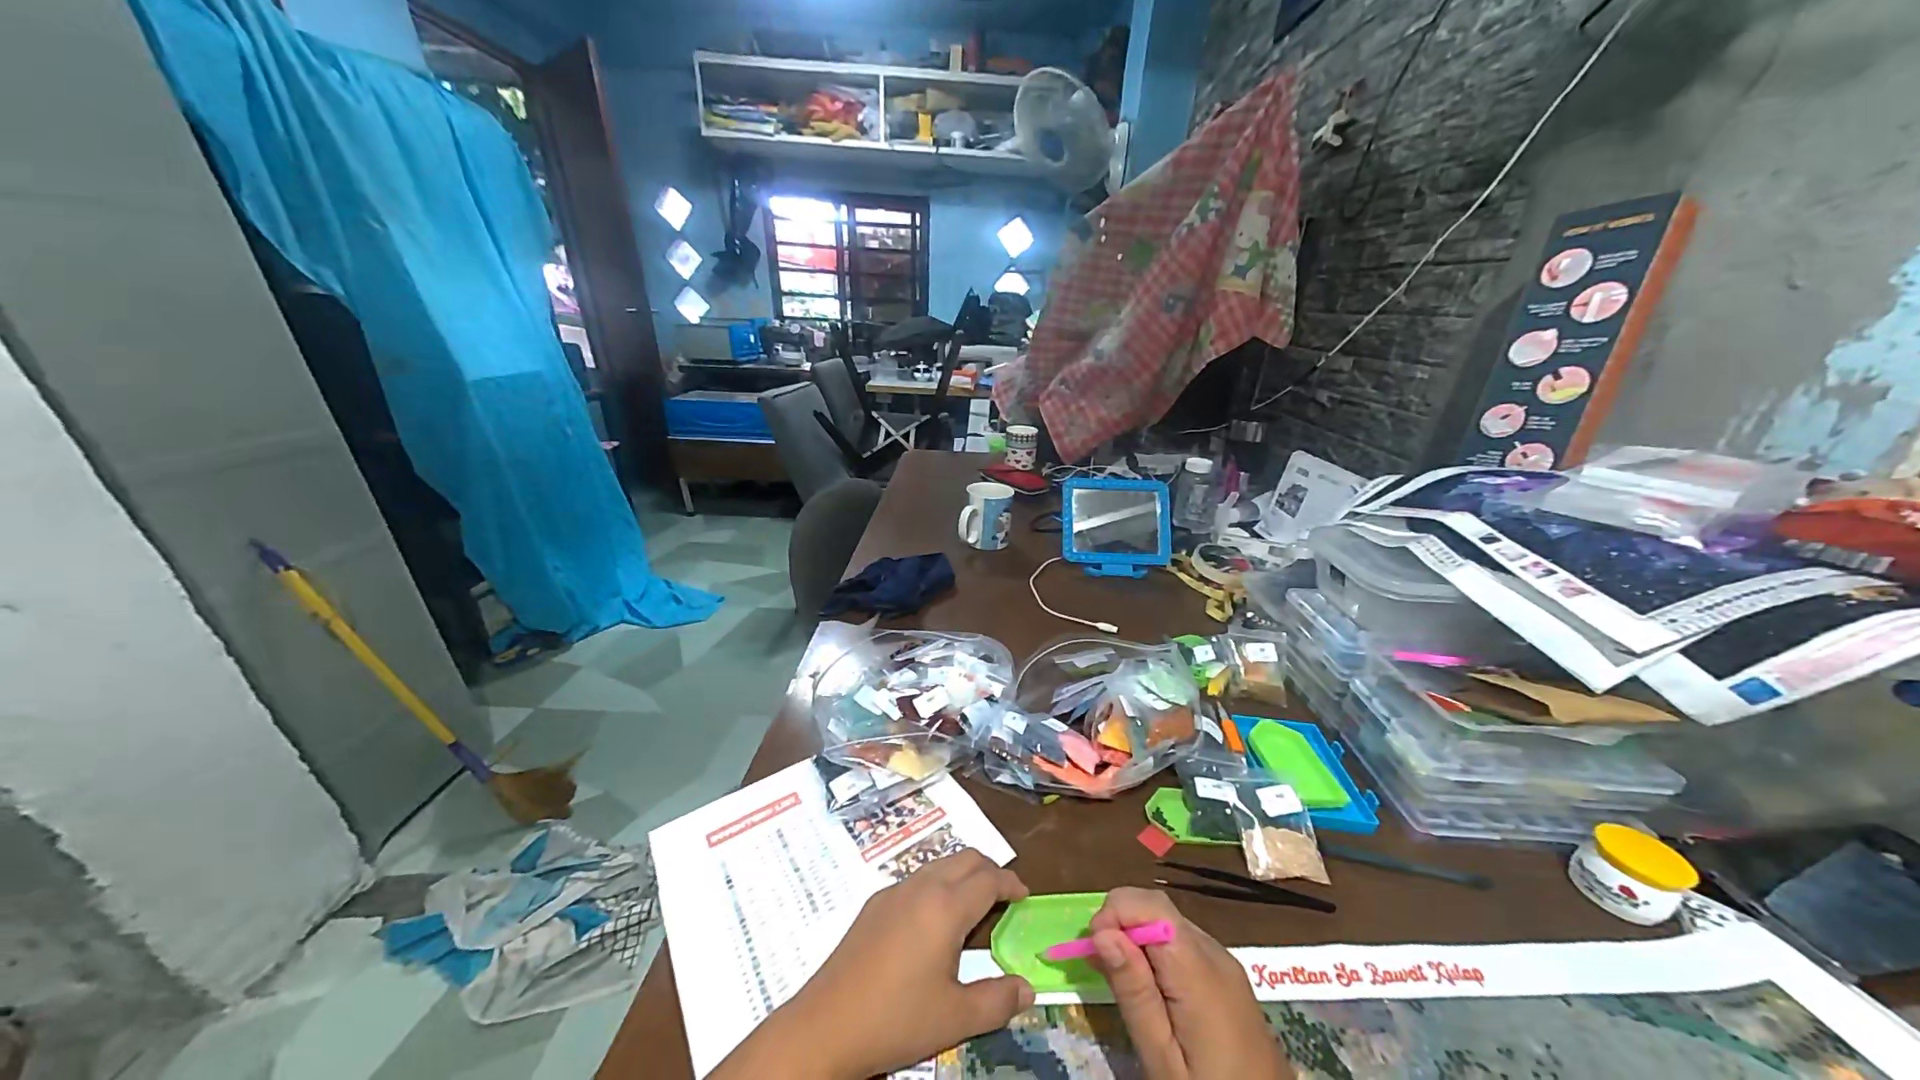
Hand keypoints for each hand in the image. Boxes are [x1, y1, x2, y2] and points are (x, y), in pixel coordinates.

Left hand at [711, 851, 1033, 1079]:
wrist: (825, 1026)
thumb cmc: (896, 1020)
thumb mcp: (956, 1018)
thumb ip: (998, 1000)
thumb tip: (1027, 988)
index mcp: (945, 907)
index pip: (988, 878)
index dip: (1011, 883)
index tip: (1025, 895)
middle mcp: (920, 888)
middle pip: (964, 858)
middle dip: (989, 870)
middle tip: (1004, 895)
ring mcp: (892, 893)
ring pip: (938, 865)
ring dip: (961, 875)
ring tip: (973, 908)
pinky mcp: (872, 906)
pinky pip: (915, 880)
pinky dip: (937, 886)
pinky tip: (933, 923)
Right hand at [1085, 888, 1293, 1079]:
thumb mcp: (1164, 1060)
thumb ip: (1134, 992)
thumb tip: (1102, 933)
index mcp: (1200, 971)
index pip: (1151, 906)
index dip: (1114, 914)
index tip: (1092, 952)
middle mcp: (1215, 954)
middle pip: (1157, 909)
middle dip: (1119, 924)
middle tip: (1098, 968)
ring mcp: (1224, 964)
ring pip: (1167, 923)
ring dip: (1135, 938)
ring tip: (1119, 983)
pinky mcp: (1227, 977)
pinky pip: (1182, 944)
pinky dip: (1154, 951)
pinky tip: (1147, 990)